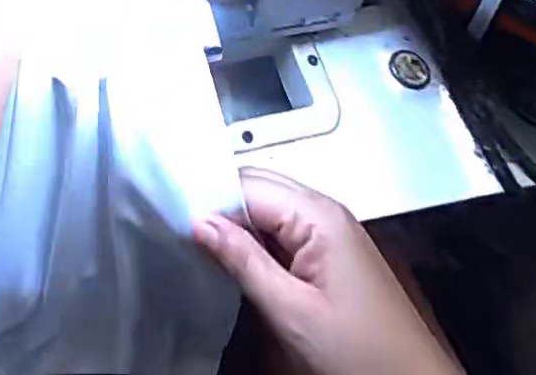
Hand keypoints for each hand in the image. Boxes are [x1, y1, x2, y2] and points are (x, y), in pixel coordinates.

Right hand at [194, 169, 461, 374]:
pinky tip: (236, 256)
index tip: (175, 215)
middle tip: (183, 228)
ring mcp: (328, 225)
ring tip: (200, 242)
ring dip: (237, 221)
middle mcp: (323, 207)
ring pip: (269, 205)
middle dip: (222, 204)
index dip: (212, 197)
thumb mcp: (293, 312)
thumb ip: (245, 262)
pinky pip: (283, 226)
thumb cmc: (360, 352)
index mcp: (317, 213)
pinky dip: (257, 237)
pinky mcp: (329, 247)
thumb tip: (200, 221)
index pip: (250, 184)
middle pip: (260, 186)